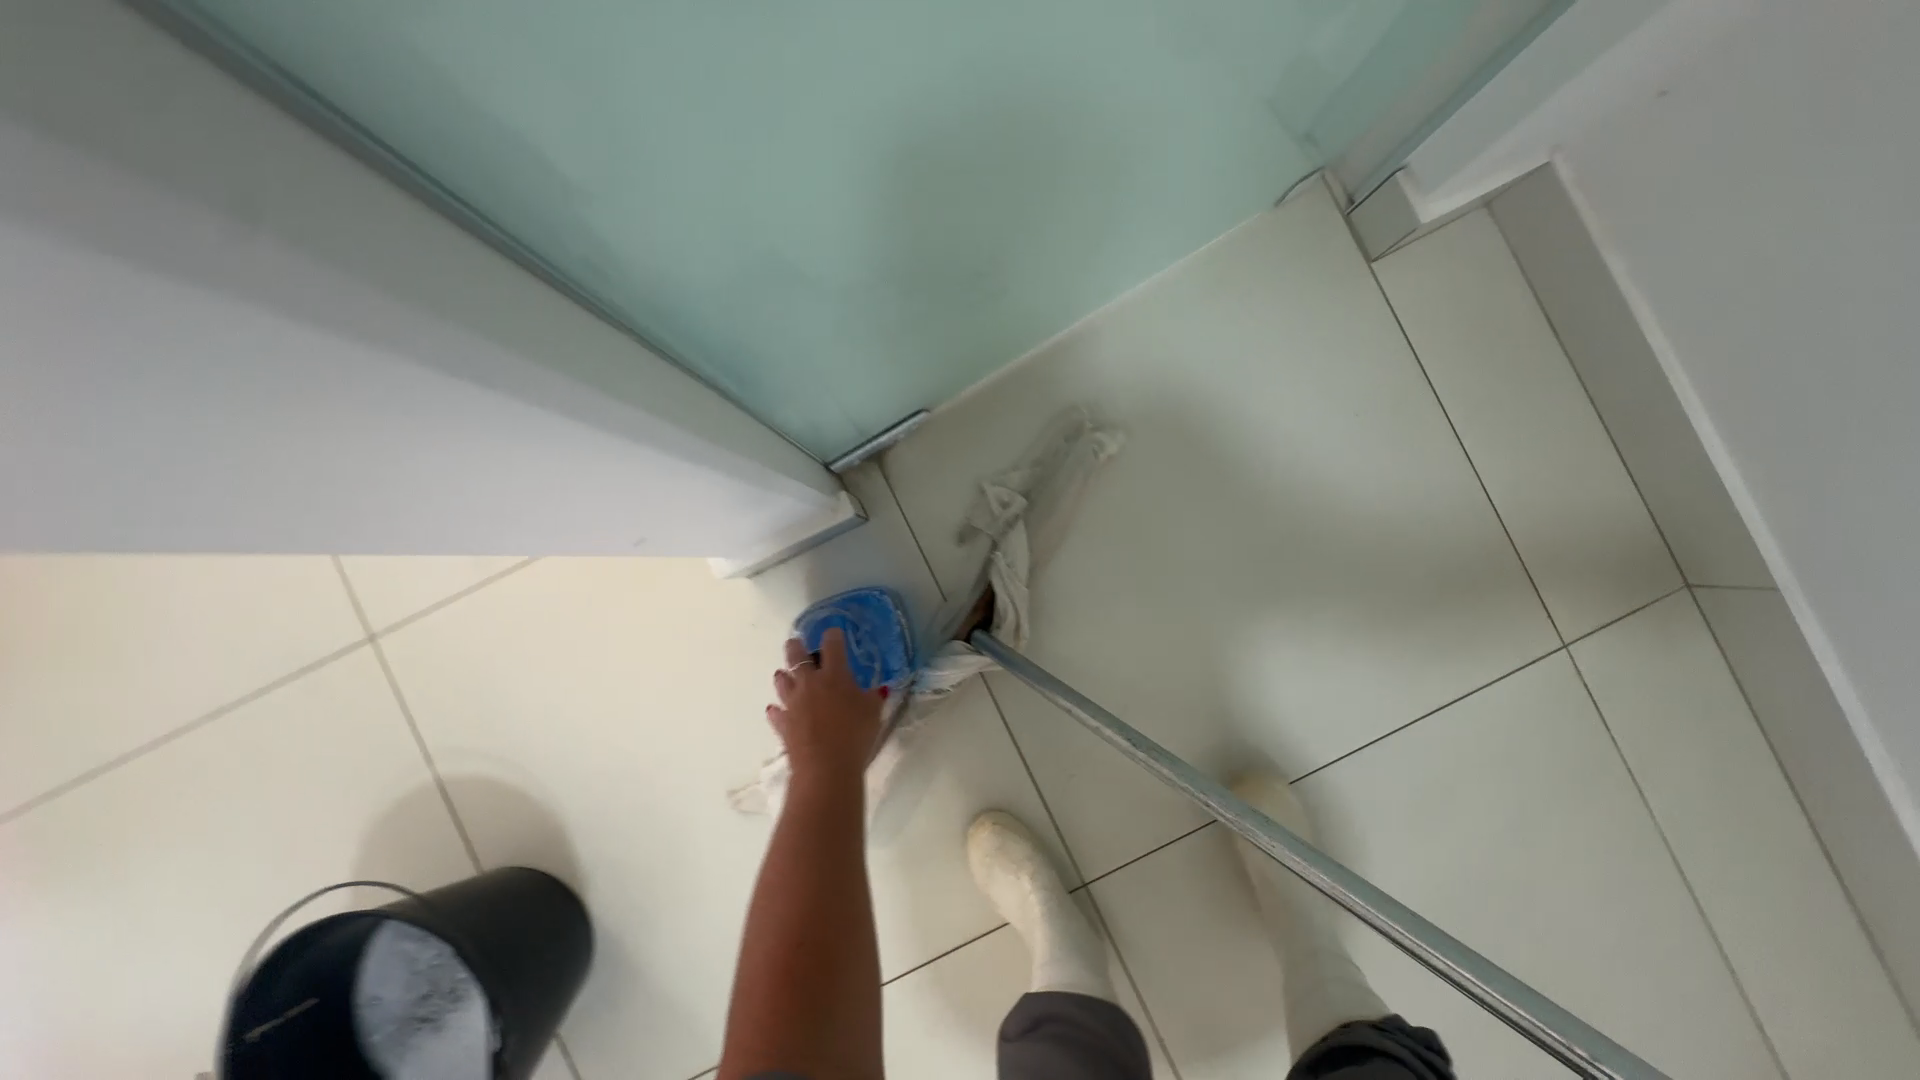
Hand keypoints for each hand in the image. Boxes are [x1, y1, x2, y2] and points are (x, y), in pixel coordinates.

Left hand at [768, 629, 884, 783]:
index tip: (834, 633)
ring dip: (784, 676)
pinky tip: (778, 710)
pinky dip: (778, 709)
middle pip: (796, 655)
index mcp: (834, 674)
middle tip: (798, 644)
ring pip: (782, 680)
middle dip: (796, 646)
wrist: (825, 767)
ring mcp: (792, 702)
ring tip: (786, 675)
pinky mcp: (783, 724)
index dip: (833, 635)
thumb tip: (878, 690)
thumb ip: (873, 697)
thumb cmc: (855, 734)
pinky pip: (776, 712)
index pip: (832, 644)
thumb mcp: (873, 713)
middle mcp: (809, 682)